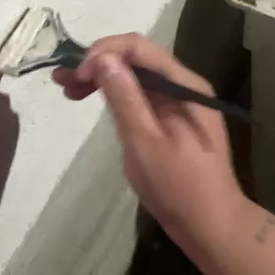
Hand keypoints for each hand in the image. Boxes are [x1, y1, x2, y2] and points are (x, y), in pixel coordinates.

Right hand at [52, 34, 245, 243]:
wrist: (212, 227)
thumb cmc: (180, 188)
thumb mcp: (145, 143)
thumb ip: (125, 98)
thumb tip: (101, 58)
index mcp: (184, 85)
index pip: (138, 47)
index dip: (103, 53)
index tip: (77, 76)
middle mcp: (182, 85)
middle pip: (135, 58)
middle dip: (97, 62)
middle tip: (62, 80)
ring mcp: (178, 102)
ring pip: (134, 75)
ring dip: (102, 77)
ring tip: (68, 89)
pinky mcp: (170, 119)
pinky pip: (139, 95)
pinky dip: (114, 94)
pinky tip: (94, 101)